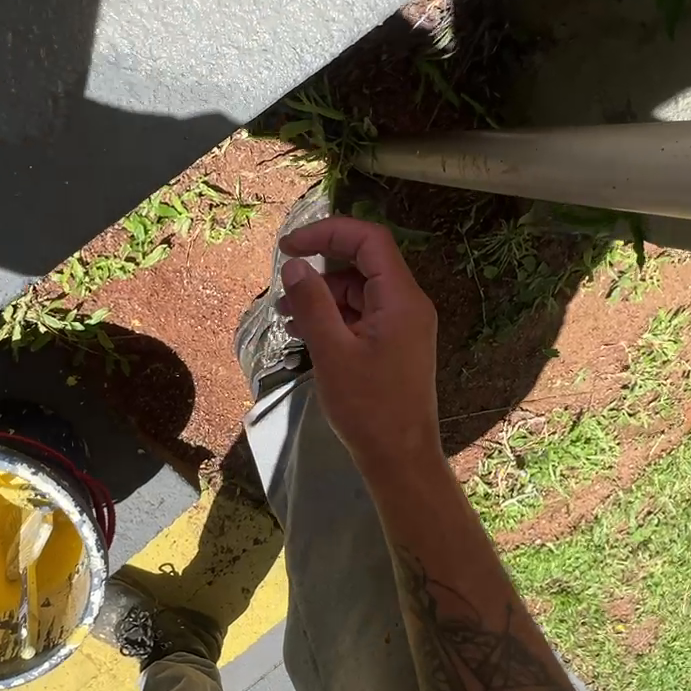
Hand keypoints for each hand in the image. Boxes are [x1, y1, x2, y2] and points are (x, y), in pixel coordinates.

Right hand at [278, 216, 443, 482]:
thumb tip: (293, 265)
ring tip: (284, 314)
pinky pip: (362, 315)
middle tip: (283, 279)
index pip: (369, 240)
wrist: (400, 458)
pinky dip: (334, 316)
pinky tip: (304, 332)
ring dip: (322, 294)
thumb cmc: (368, 407)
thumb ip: (312, 304)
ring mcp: (403, 326)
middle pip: (364, 263)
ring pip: (360, 291)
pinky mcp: (395, 345)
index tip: (288, 246)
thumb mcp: (332, 352)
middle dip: (320, 265)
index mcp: (401, 299)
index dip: (327, 232)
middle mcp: (408, 305)